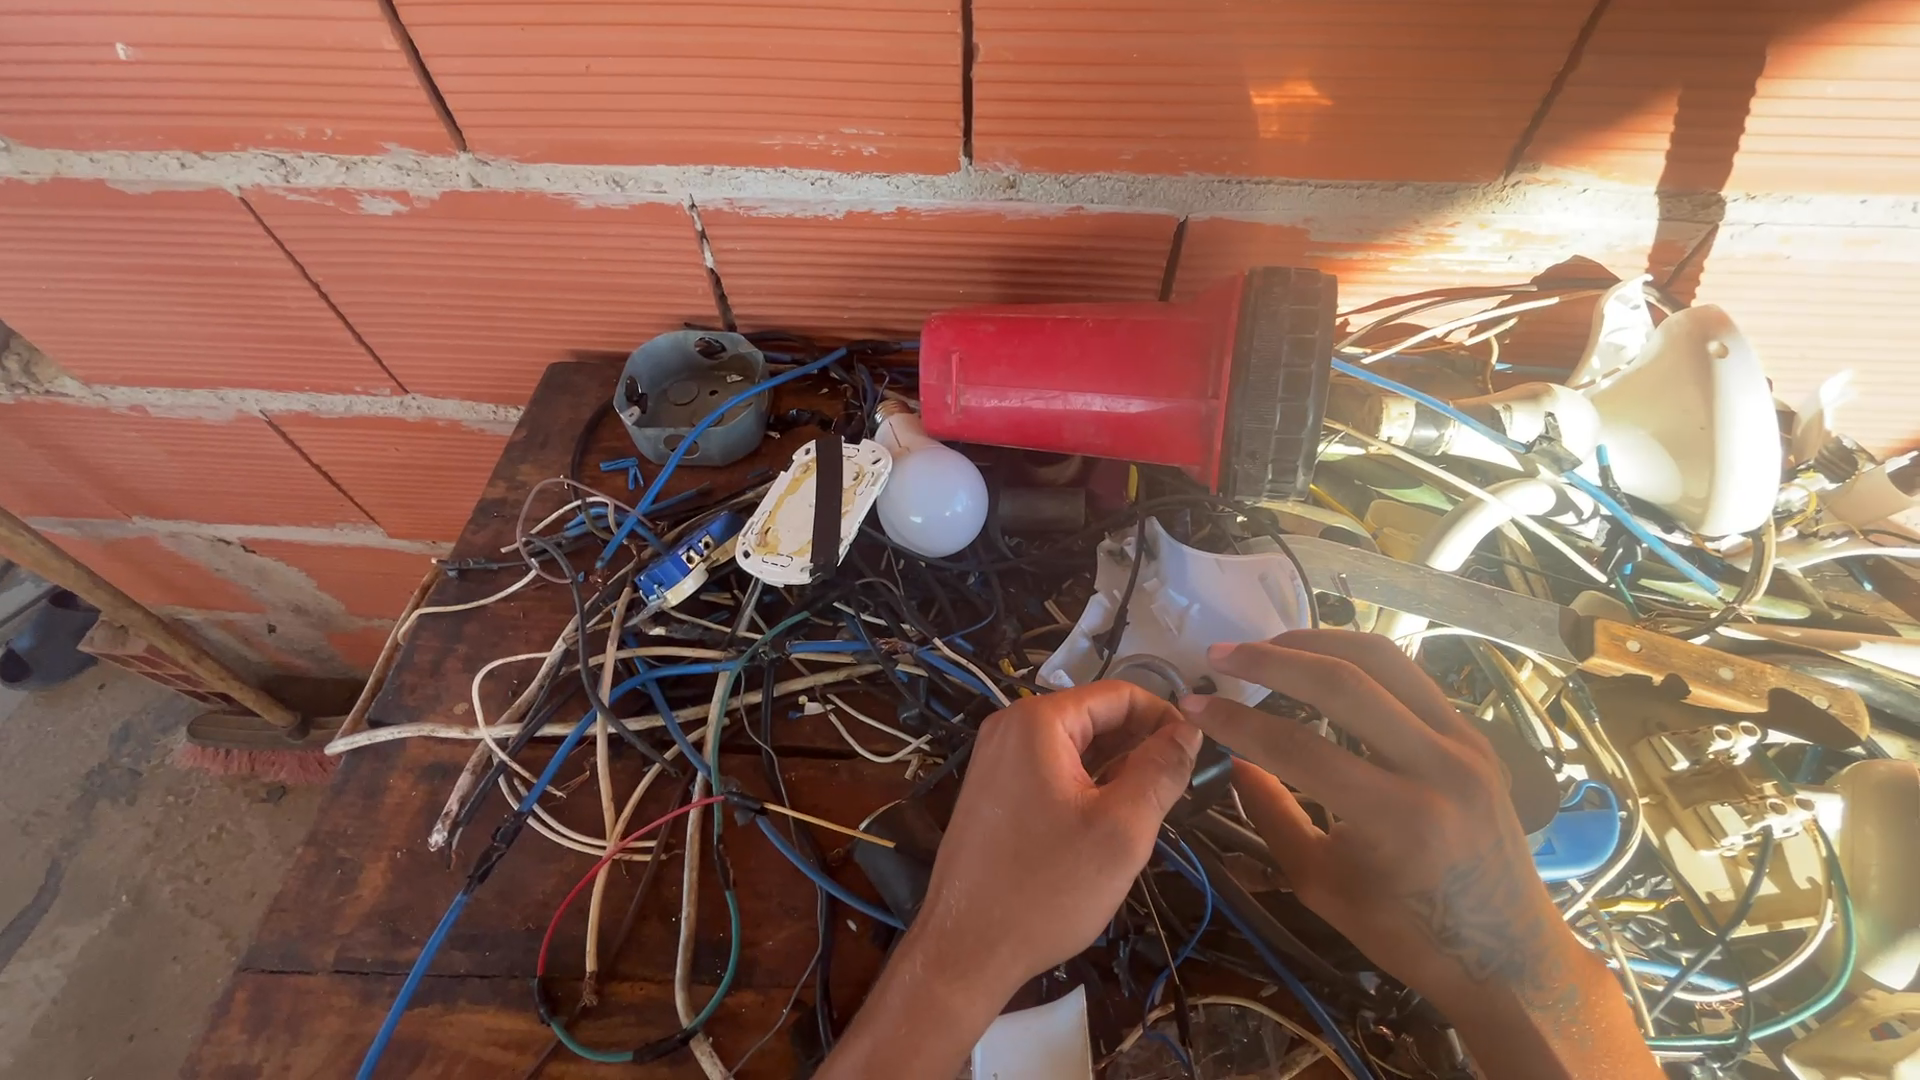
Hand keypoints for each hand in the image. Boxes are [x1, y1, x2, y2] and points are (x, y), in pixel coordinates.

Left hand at [816, 682, 1200, 1079]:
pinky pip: (1052, 767)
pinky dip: (1086, 783)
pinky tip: (1108, 820)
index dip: (1165, 717)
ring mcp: (997, 756)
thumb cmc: (1047, 887)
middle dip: (1140, 745)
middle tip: (1178, 789)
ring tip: (1149, 809)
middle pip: (1094, 716)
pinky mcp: (995, 787)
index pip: (1118, 694)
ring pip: (1075, 745)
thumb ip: (1160, 770)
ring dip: (1116, 768)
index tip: (1198, 753)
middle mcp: (1011, 725)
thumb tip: (1189, 729)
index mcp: (1039, 721)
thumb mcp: (1121, 830)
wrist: (966, 947)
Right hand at [1178, 631, 1660, 1078]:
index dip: (1235, 721)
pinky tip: (1319, 664)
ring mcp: (1465, 744)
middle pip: (1343, 681)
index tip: (1192, 704)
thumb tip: (1231, 758)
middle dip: (1270, 660)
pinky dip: (1354, 659)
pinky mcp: (1473, 737)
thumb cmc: (1409, 934)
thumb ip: (1270, 813)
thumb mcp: (1320, 883)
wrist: (1513, 961)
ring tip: (1266, 647)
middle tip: (1221, 655)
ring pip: (1382, 659)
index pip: (1297, 746)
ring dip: (1315, 643)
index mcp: (1399, 818)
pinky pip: (1407, 676)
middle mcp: (1439, 767)